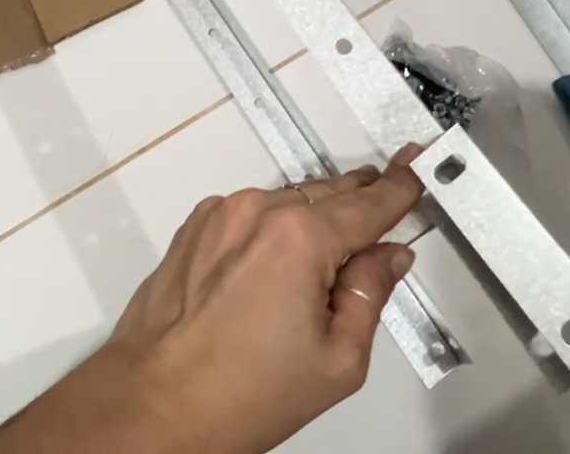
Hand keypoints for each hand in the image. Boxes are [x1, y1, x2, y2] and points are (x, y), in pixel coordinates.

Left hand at [0, 145, 426, 453]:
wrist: (154, 403)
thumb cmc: (239, 393)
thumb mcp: (336, 360)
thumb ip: (370, 294)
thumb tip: (388, 256)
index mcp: (300, 237)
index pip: (368, 202)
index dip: (400, 186)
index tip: (415, 166)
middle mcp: (259, 209)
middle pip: (329, 194)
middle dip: (359, 203)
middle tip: (382, 212)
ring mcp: (223, 212)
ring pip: (288, 200)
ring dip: (314, 218)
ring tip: (325, 262)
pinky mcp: (197, 224)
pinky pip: (251, 212)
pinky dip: (272, 226)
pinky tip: (276, 267)